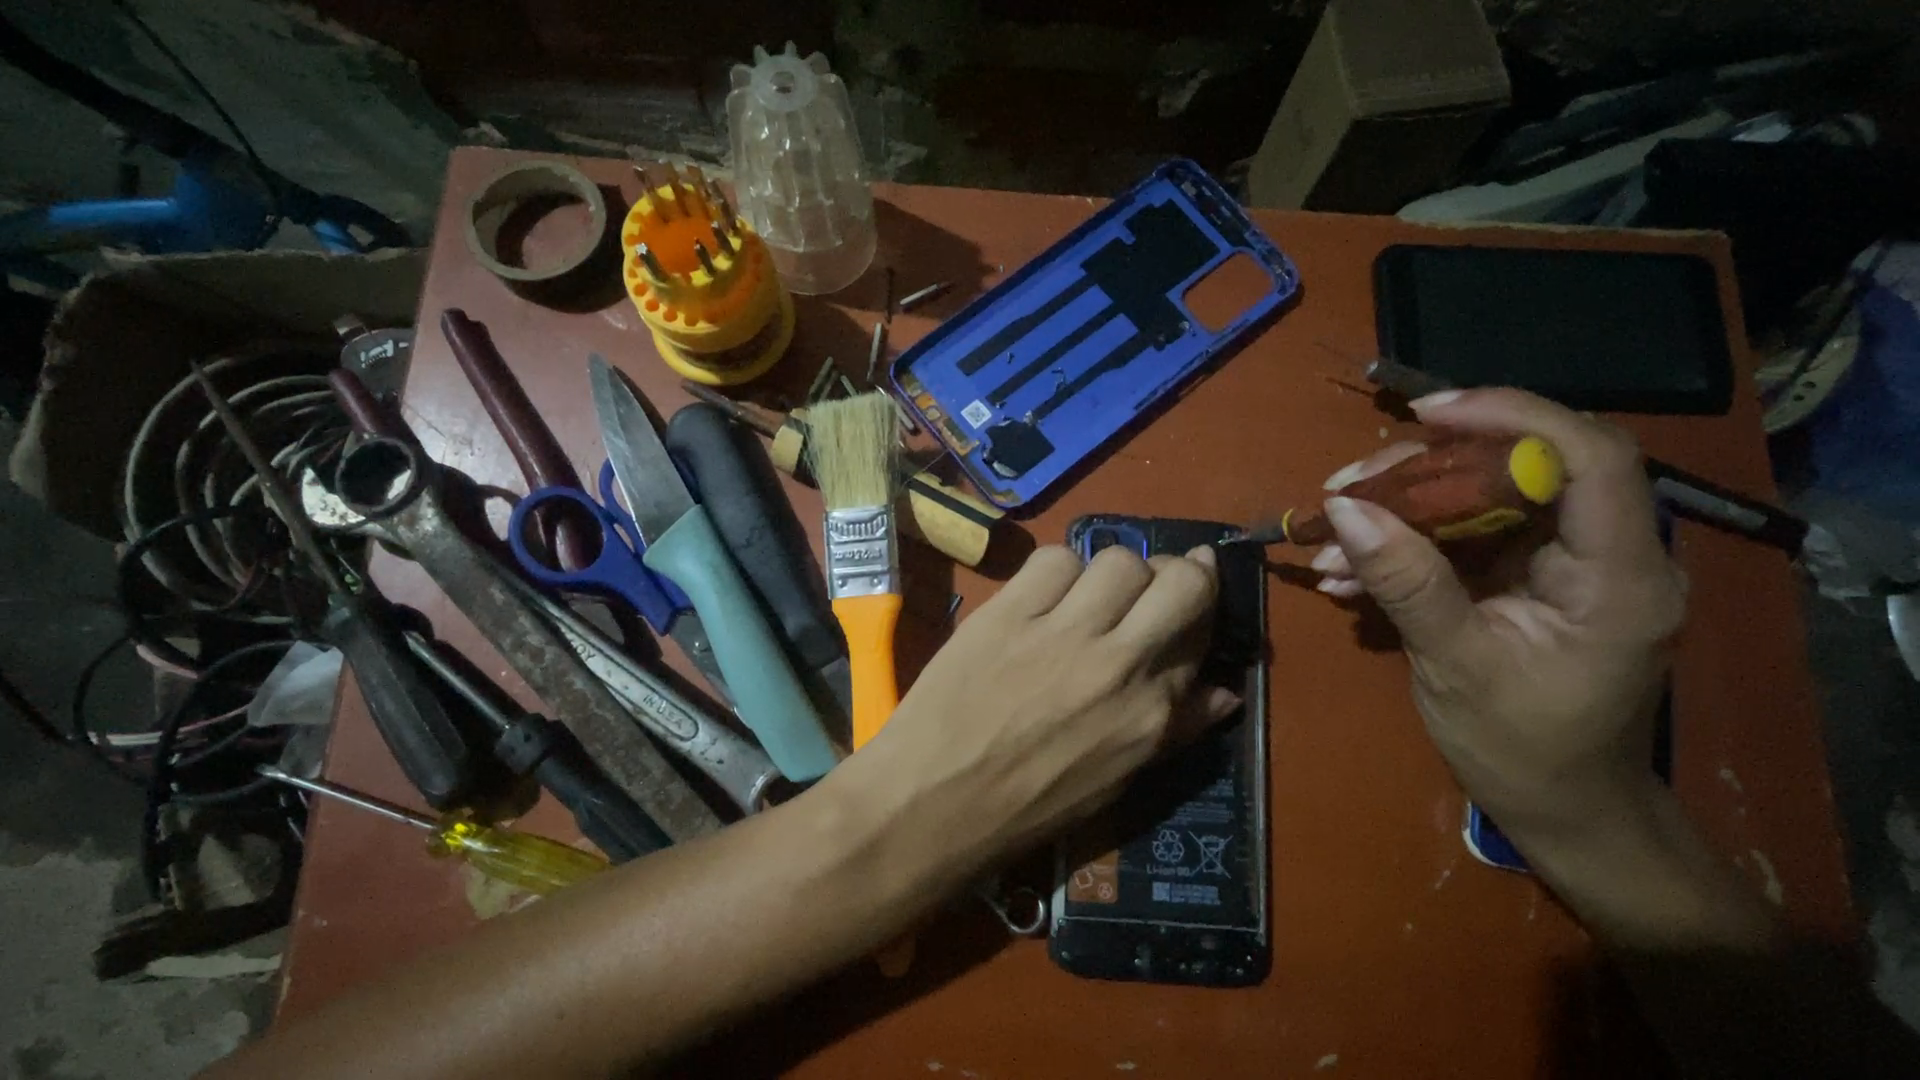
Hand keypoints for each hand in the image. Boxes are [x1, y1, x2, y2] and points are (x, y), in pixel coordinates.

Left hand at [826, 544, 1235, 879]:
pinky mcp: (1006, 613)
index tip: (1190, 594)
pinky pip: (1053, 560)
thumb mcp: (1116, 781)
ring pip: (1118, 561)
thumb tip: (1225, 691)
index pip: (1201, 632)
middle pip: (1179, 582)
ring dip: (1113, 572)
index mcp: (1152, 714)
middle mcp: (1119, 664)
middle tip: (1153, 583)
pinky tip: (1042, 596)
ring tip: (1089, 594)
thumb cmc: (1026, 806)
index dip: (1199, 609)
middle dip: (1178, 573)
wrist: (930, 803)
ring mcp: (1061, 634)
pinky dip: (1058, 570)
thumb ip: (1175, 730)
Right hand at [1313, 389, 1685, 838]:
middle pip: (1524, 467)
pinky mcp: (1532, 576)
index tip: (1426, 414)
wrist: (1562, 806)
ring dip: (1405, 504)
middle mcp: (1607, 553)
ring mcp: (1568, 563)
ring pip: (1487, 497)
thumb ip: (1407, 582)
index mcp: (1618, 576)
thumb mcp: (1456, 666)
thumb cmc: (1523, 749)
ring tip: (1333, 526)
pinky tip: (1350, 563)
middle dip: (1428, 467)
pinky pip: (1469, 534)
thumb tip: (1344, 509)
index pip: (1590, 457)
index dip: (1512, 417)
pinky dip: (1409, 540)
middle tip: (1348, 483)